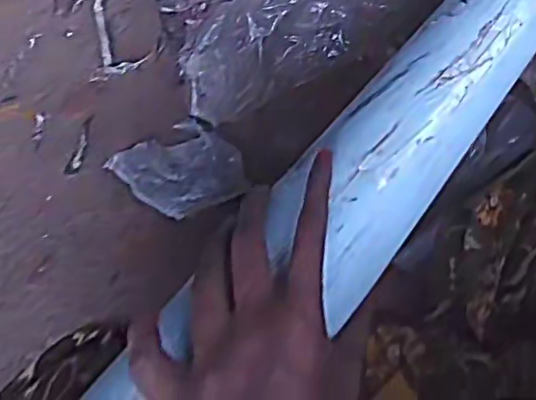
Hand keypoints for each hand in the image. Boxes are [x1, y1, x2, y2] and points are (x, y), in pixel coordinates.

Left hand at [128, 151, 368, 399]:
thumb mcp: (347, 369)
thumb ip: (362, 317)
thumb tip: (389, 274)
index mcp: (299, 315)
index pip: (312, 235)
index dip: (317, 191)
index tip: (321, 159)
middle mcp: (252, 323)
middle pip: (248, 247)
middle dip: (254, 210)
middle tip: (260, 194)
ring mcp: (209, 357)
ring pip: (203, 284)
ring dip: (212, 250)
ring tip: (221, 233)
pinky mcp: (176, 392)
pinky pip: (150, 357)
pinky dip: (147, 331)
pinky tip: (149, 312)